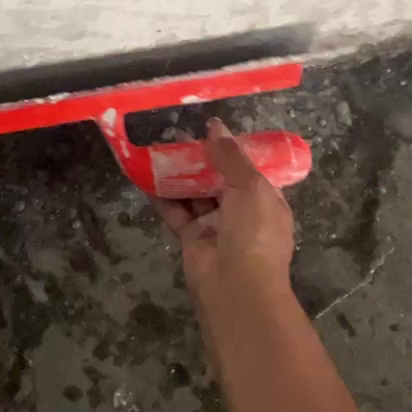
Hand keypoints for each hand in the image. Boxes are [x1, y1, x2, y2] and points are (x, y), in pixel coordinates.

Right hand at [153, 118, 296, 304]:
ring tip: (161, 147)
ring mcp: (215, 224)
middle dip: (201, 159)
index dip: (231, 150)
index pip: (248, 170)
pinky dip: (162, 195)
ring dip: (180, 174)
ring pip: (195, 193)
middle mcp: (241, 211)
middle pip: (218, 179)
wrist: (236, 286)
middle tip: (178, 134)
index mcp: (265, 200)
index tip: (210, 129)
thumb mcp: (250, 186)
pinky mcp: (191, 236)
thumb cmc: (254, 232)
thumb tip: (215, 125)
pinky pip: (175, 210)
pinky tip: (147, 175)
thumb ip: (230, 156)